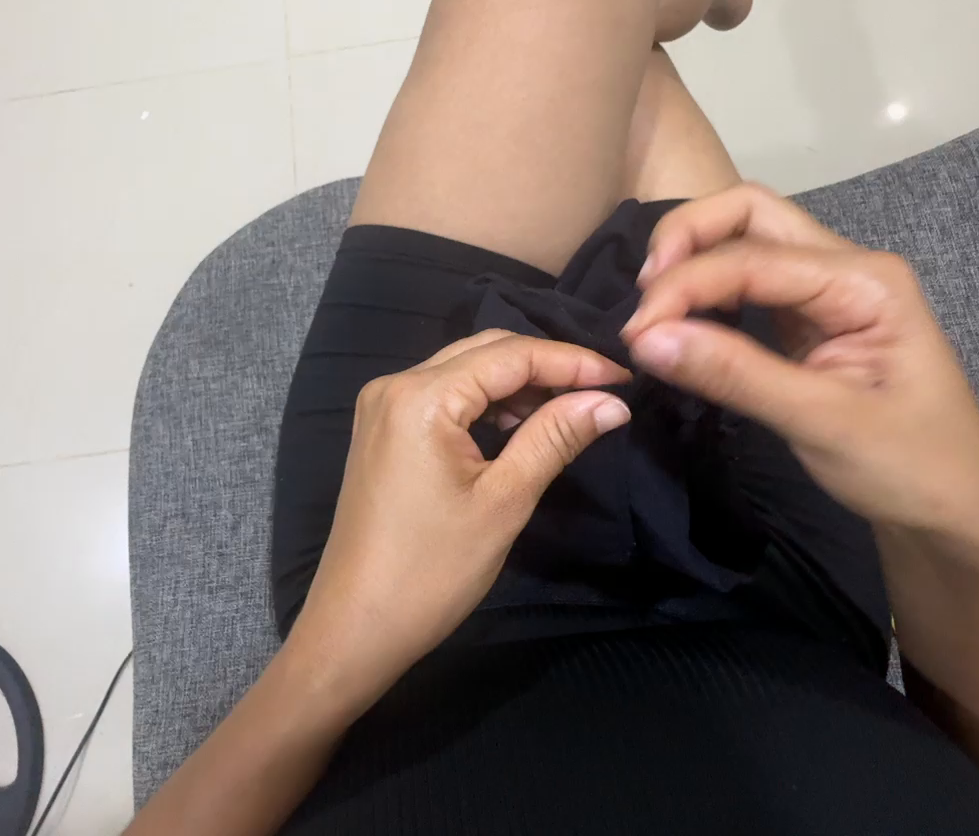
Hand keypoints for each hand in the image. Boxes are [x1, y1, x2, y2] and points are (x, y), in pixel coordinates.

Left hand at [289, 330, 630, 700]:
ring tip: (566, 412)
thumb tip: (611, 402)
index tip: (623, 378)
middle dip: (546, 366)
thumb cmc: (431, 571)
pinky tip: (518, 425)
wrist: (355, 627)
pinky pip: (444, 394)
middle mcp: (394, 384)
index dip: (572, 361)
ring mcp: (382, 405)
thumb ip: (555, 438)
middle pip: (485, 351)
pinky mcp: (383, 428)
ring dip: (516, 384)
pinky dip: (485, 402)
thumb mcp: (504, 501)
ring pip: (464, 369)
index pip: (510, 355)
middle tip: (600, 393)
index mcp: (420, 396)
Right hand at [621, 183, 978, 534]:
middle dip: (685, 239)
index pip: (750, 257)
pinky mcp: (806, 315)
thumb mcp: (822, 423)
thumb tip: (644, 339)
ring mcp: (824, 288)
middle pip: (748, 212)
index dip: (684, 286)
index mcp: (863, 281)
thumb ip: (733, 373)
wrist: (953, 512)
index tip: (636, 335)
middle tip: (643, 296)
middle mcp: (843, 266)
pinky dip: (704, 286)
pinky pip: (745, 278)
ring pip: (743, 237)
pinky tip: (682, 316)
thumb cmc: (908, 467)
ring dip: (690, 258)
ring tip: (654, 307)